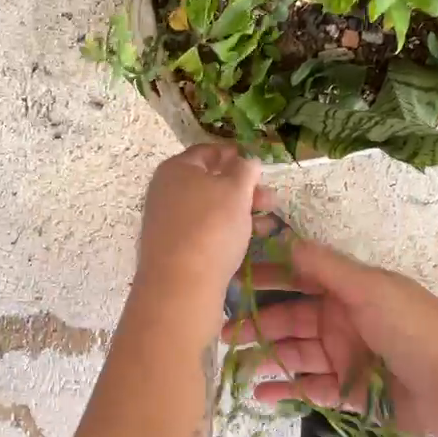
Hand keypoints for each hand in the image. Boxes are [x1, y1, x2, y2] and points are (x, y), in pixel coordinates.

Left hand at [132, 143, 267, 323]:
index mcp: (176, 168)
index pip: (208, 151)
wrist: (181, 285)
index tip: (258, 164)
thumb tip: (246, 160)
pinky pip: (205, 230)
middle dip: (244, 188)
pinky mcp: (174, 248)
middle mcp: (167, 191)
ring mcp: (168, 221)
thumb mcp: (236, 189)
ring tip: (269, 223)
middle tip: (270, 199)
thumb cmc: (211, 226)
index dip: (235, 154)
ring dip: (241, 211)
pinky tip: (250, 240)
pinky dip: (227, 230)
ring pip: (210, 208)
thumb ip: (245, 169)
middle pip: (211, 182)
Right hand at [224, 237, 437, 436]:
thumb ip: (326, 267)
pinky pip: (312, 389)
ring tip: (233, 364)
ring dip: (267, 356)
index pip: (299, 276)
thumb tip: (287, 239)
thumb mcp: (370, 288)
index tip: (231, 279)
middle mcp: (343, 318)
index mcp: (348, 288)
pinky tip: (261, 394)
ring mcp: (347, 357)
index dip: (267, 276)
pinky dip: (287, 390)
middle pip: (291, 317)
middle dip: (257, 322)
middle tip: (220, 330)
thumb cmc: (415, 328)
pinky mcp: (352, 393)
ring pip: (297, 353)